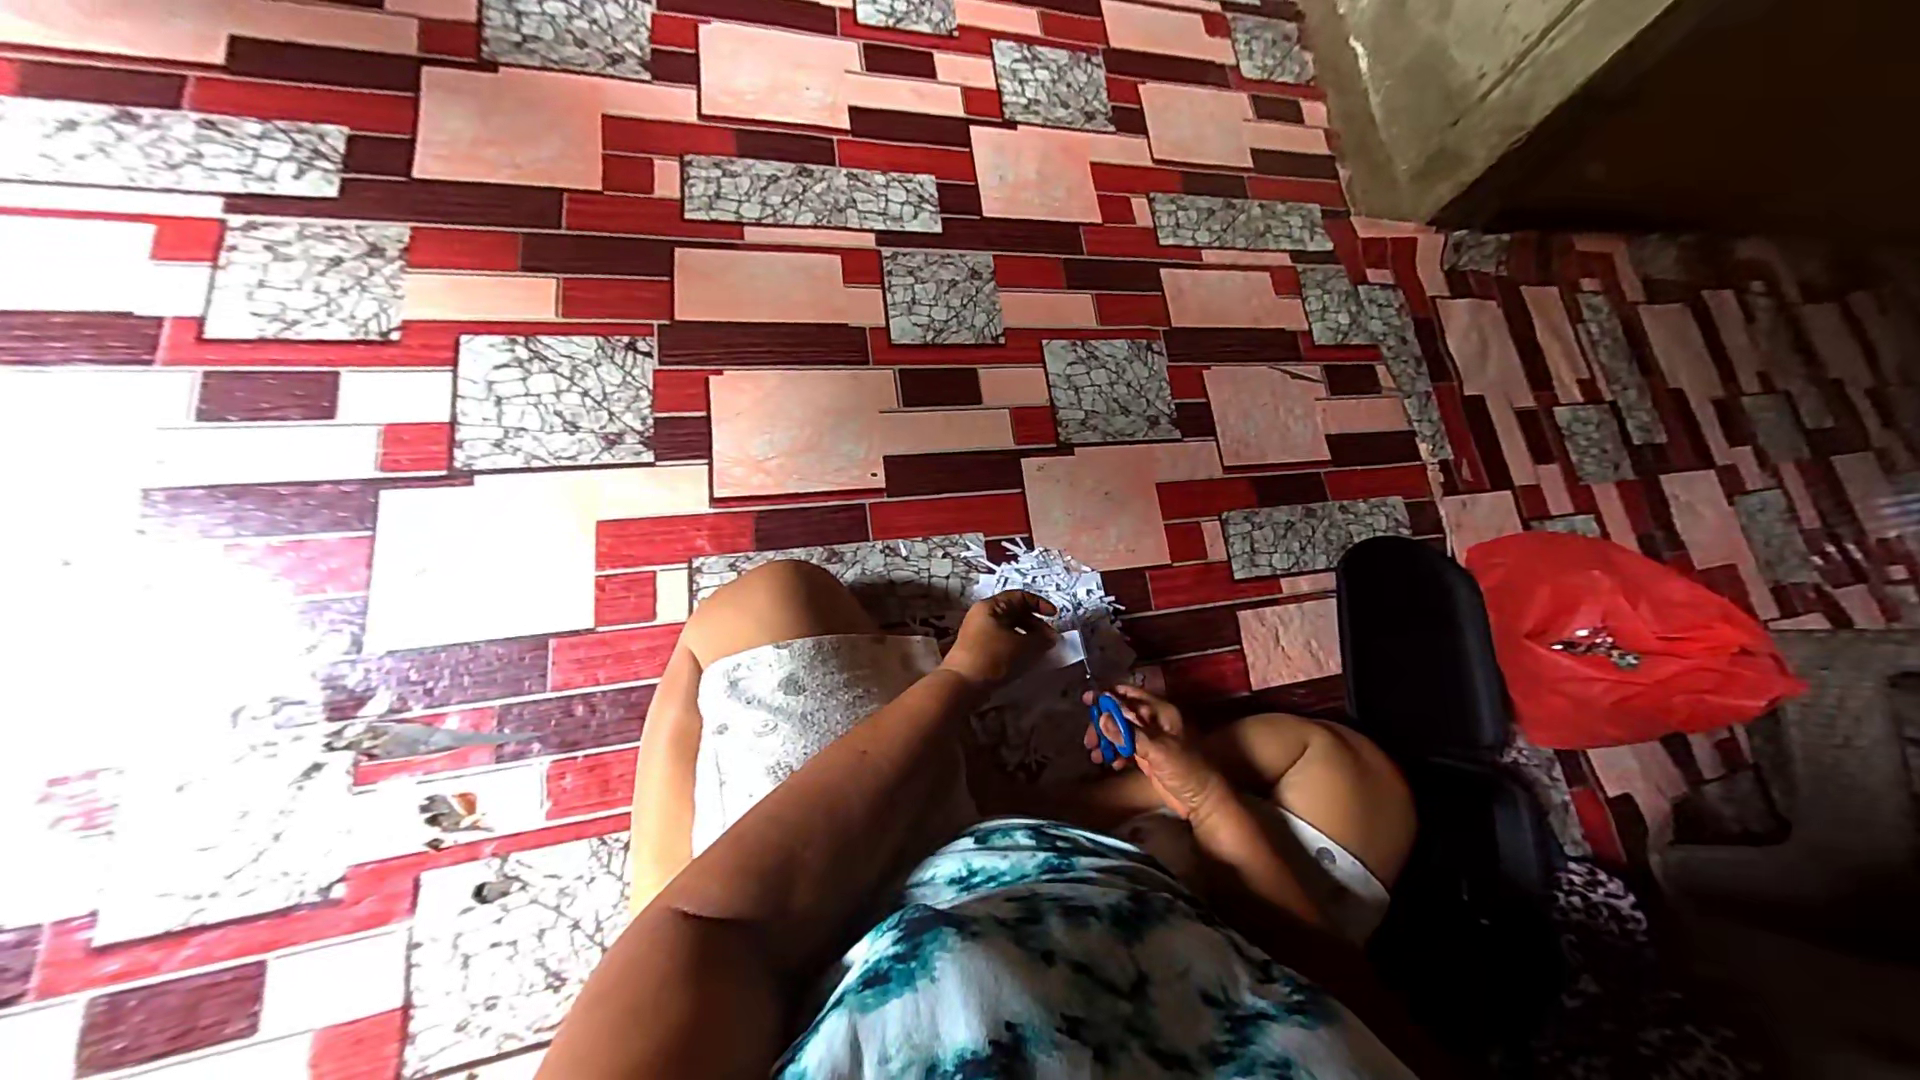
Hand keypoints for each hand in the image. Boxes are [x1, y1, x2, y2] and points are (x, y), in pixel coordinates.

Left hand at [939, 591, 1057, 689]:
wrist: (962, 684)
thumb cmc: (993, 657)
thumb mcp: (1023, 646)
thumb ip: (1041, 639)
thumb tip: (1050, 638)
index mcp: (990, 606)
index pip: (1019, 596)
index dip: (1040, 604)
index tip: (1055, 616)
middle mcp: (983, 615)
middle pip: (1015, 612)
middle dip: (1036, 624)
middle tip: (1050, 639)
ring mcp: (979, 633)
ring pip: (1009, 628)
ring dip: (1028, 637)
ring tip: (1041, 650)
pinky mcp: (979, 649)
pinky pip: (1003, 641)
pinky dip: (1017, 646)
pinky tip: (1026, 658)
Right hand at [1085, 684, 1228, 821]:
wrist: (1202, 802)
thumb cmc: (1186, 770)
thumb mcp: (1157, 749)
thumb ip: (1128, 733)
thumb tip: (1102, 717)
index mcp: (1160, 711)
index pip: (1130, 694)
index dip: (1108, 695)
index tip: (1088, 700)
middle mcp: (1152, 721)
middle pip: (1120, 714)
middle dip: (1103, 724)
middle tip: (1090, 739)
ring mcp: (1148, 739)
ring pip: (1119, 732)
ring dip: (1106, 741)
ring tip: (1097, 756)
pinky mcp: (1145, 756)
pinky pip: (1123, 748)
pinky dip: (1114, 754)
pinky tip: (1110, 763)